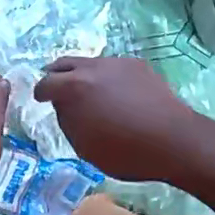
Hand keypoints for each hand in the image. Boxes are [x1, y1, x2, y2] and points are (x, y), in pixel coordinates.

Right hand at [32, 57, 210, 183]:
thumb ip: (67, 121)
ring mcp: (117, 63)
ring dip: (83, 75)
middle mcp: (93, 67)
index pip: (46, 83)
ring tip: (88, 92)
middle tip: (55, 87)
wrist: (173, 141)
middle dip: (56, 75)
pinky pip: (113, 68)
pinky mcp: (138, 66)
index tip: (41, 99)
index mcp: (74, 87)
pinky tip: (116, 94)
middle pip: (64, 63)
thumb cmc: (124, 152)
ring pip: (91, 63)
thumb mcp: (84, 146)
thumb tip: (64, 106)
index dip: (40, 93)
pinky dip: (107, 78)